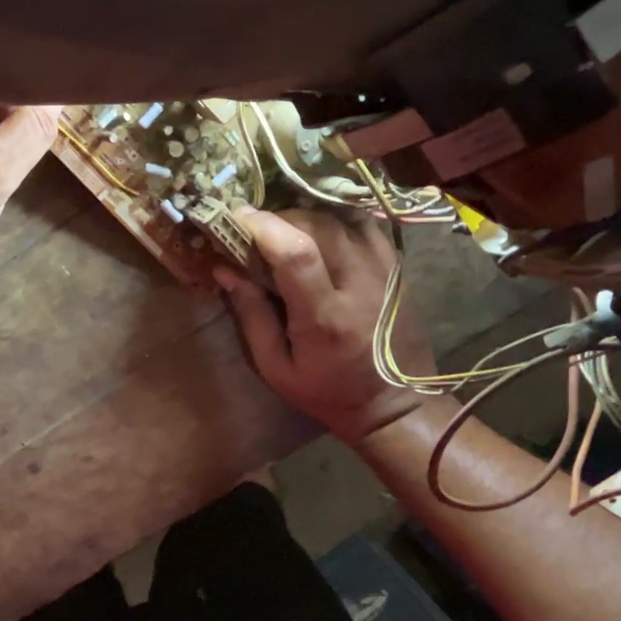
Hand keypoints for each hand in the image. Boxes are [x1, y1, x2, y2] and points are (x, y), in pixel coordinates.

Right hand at [214, 207, 434, 442]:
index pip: (297, 254)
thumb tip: (225, 268)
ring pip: (339, 218)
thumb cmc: (326, 391)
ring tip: (283, 233)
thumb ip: (251, 314)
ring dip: (304, 217)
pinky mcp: (395, 265)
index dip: (263, 226)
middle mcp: (358, 286)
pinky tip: (317, 233)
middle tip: (255, 232)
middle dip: (278, 220)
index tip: (235, 217)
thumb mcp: (275, 366)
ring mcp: (383, 271)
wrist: (395, 403)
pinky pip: (362, 223)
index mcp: (324, 318)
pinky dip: (334, 219)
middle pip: (317, 226)